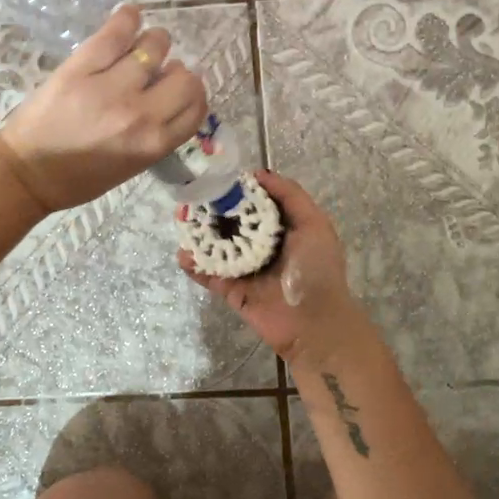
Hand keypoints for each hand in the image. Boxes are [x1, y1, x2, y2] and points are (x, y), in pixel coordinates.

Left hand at [0, 5, 208, 211]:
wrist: (27, 173)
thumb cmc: (80, 177)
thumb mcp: (132, 165)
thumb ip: (157, 133)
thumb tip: (170, 93)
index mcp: (154, 144)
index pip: (196, 106)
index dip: (191, 95)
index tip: (176, 91)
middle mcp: (140, 114)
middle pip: (184, 76)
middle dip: (175, 71)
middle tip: (156, 72)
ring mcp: (110, 88)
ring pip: (154, 46)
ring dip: (153, 43)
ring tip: (140, 46)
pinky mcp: (80, 68)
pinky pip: (115, 33)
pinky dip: (127, 18)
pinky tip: (129, 15)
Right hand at [178, 170, 372, 370]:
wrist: (314, 324)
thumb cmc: (317, 269)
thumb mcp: (314, 224)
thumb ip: (290, 195)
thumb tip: (259, 174)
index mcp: (281, 228)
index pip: (255, 203)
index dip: (238, 189)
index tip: (219, 176)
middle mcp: (261, 245)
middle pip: (231, 222)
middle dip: (211, 210)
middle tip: (192, 198)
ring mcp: (244, 268)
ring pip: (215, 247)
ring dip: (198, 235)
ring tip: (181, 222)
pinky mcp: (231, 290)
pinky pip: (209, 274)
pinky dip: (194, 265)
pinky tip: (183, 254)